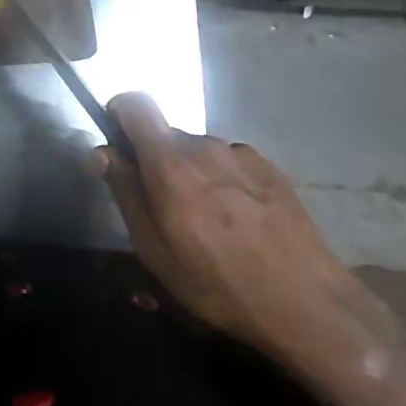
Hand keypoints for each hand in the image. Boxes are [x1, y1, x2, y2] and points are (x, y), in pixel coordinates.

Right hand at [98, 93, 361, 356]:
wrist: (304, 301)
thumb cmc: (216, 282)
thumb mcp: (154, 249)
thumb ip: (125, 192)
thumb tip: (101, 152)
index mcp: (169, 162)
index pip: (136, 104)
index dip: (120, 110)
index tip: (117, 138)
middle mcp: (203, 145)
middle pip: (167, 136)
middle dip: (157, 162)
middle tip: (164, 209)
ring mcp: (240, 153)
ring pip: (199, 153)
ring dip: (192, 175)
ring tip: (208, 223)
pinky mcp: (269, 166)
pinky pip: (229, 164)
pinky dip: (223, 182)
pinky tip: (239, 222)